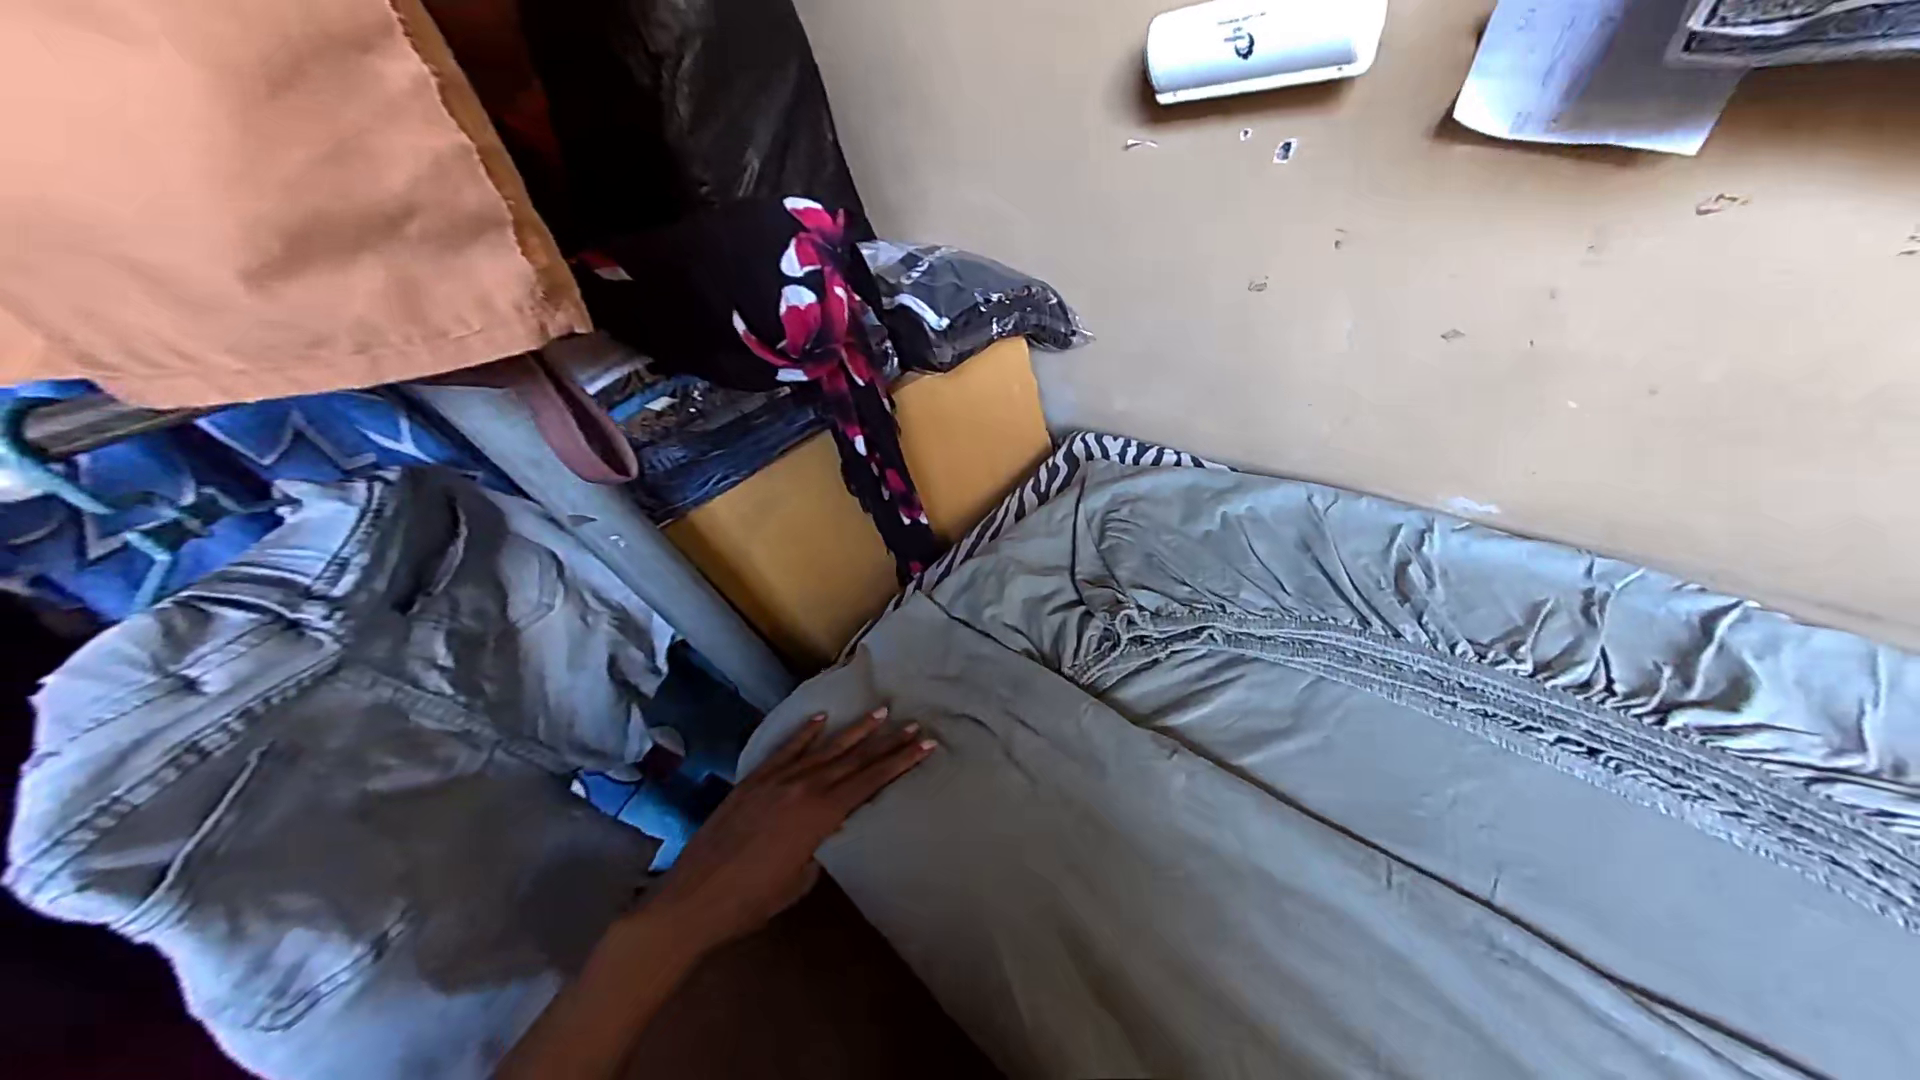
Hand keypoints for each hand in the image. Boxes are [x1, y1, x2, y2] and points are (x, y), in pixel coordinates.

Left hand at [644, 707, 934, 951]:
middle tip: (913, 723)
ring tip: (879, 712)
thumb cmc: (752, 901)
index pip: (870, 781)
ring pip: (824, 749)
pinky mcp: (753, 780)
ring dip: (854, 730)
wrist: (693, 899)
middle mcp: (803, 787)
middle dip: (887, 741)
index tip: (925, 744)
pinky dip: (804, 734)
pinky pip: (786, 750)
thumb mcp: (801, 879)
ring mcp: (777, 779)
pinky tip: (821, 719)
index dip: (900, 762)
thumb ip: (820, 845)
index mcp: (821, 814)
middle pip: (855, 759)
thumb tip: (826, 827)